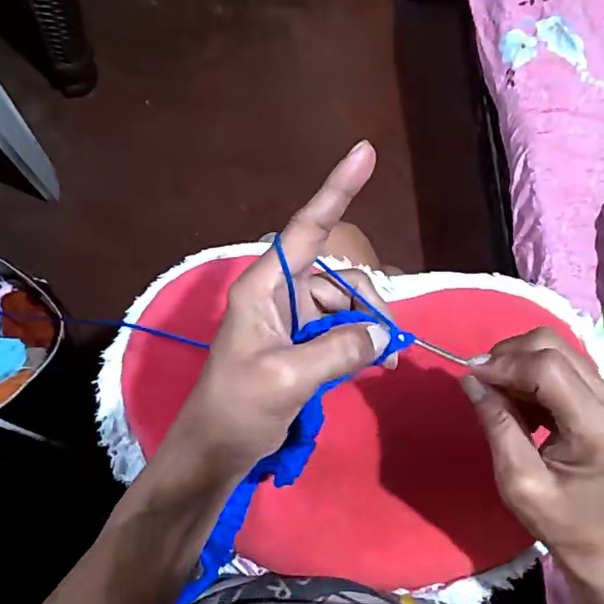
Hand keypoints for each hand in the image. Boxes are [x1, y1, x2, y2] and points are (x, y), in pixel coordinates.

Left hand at [162, 142, 394, 479]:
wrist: (215, 452)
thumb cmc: (236, 409)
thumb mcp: (287, 379)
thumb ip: (339, 350)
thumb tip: (382, 333)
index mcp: (265, 287)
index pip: (307, 229)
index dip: (336, 189)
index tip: (364, 152)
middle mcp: (280, 294)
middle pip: (340, 278)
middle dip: (369, 304)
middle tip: (387, 346)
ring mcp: (293, 321)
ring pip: (347, 306)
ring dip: (369, 329)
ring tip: (381, 363)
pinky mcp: (302, 345)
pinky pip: (343, 330)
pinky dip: (362, 343)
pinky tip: (373, 363)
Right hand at [461, 328, 603, 587]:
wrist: (593, 532)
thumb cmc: (556, 516)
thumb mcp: (517, 481)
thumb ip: (497, 426)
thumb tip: (472, 379)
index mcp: (597, 430)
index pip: (549, 370)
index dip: (506, 364)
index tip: (471, 375)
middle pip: (553, 347)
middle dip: (509, 356)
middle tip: (482, 381)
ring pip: (556, 346)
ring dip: (518, 361)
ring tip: (498, 391)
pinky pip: (561, 360)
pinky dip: (530, 370)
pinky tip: (518, 398)